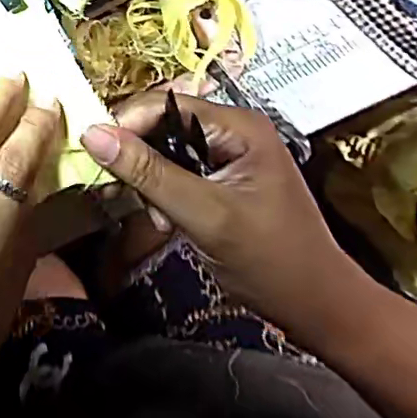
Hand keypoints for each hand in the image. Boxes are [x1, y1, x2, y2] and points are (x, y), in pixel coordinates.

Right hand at [79, 92, 361, 341]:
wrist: (323, 313)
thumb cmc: (271, 262)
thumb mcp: (205, 216)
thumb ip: (149, 173)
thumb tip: (93, 133)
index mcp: (238, 124)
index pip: (166, 104)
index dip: (127, 123)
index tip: (95, 151)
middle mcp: (233, 128)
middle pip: (164, 123)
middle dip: (140, 156)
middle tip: (123, 191)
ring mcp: (230, 152)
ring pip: (168, 147)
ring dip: (152, 178)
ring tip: (153, 215)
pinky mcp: (224, 176)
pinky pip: (180, 168)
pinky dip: (165, 190)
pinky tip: (165, 219)